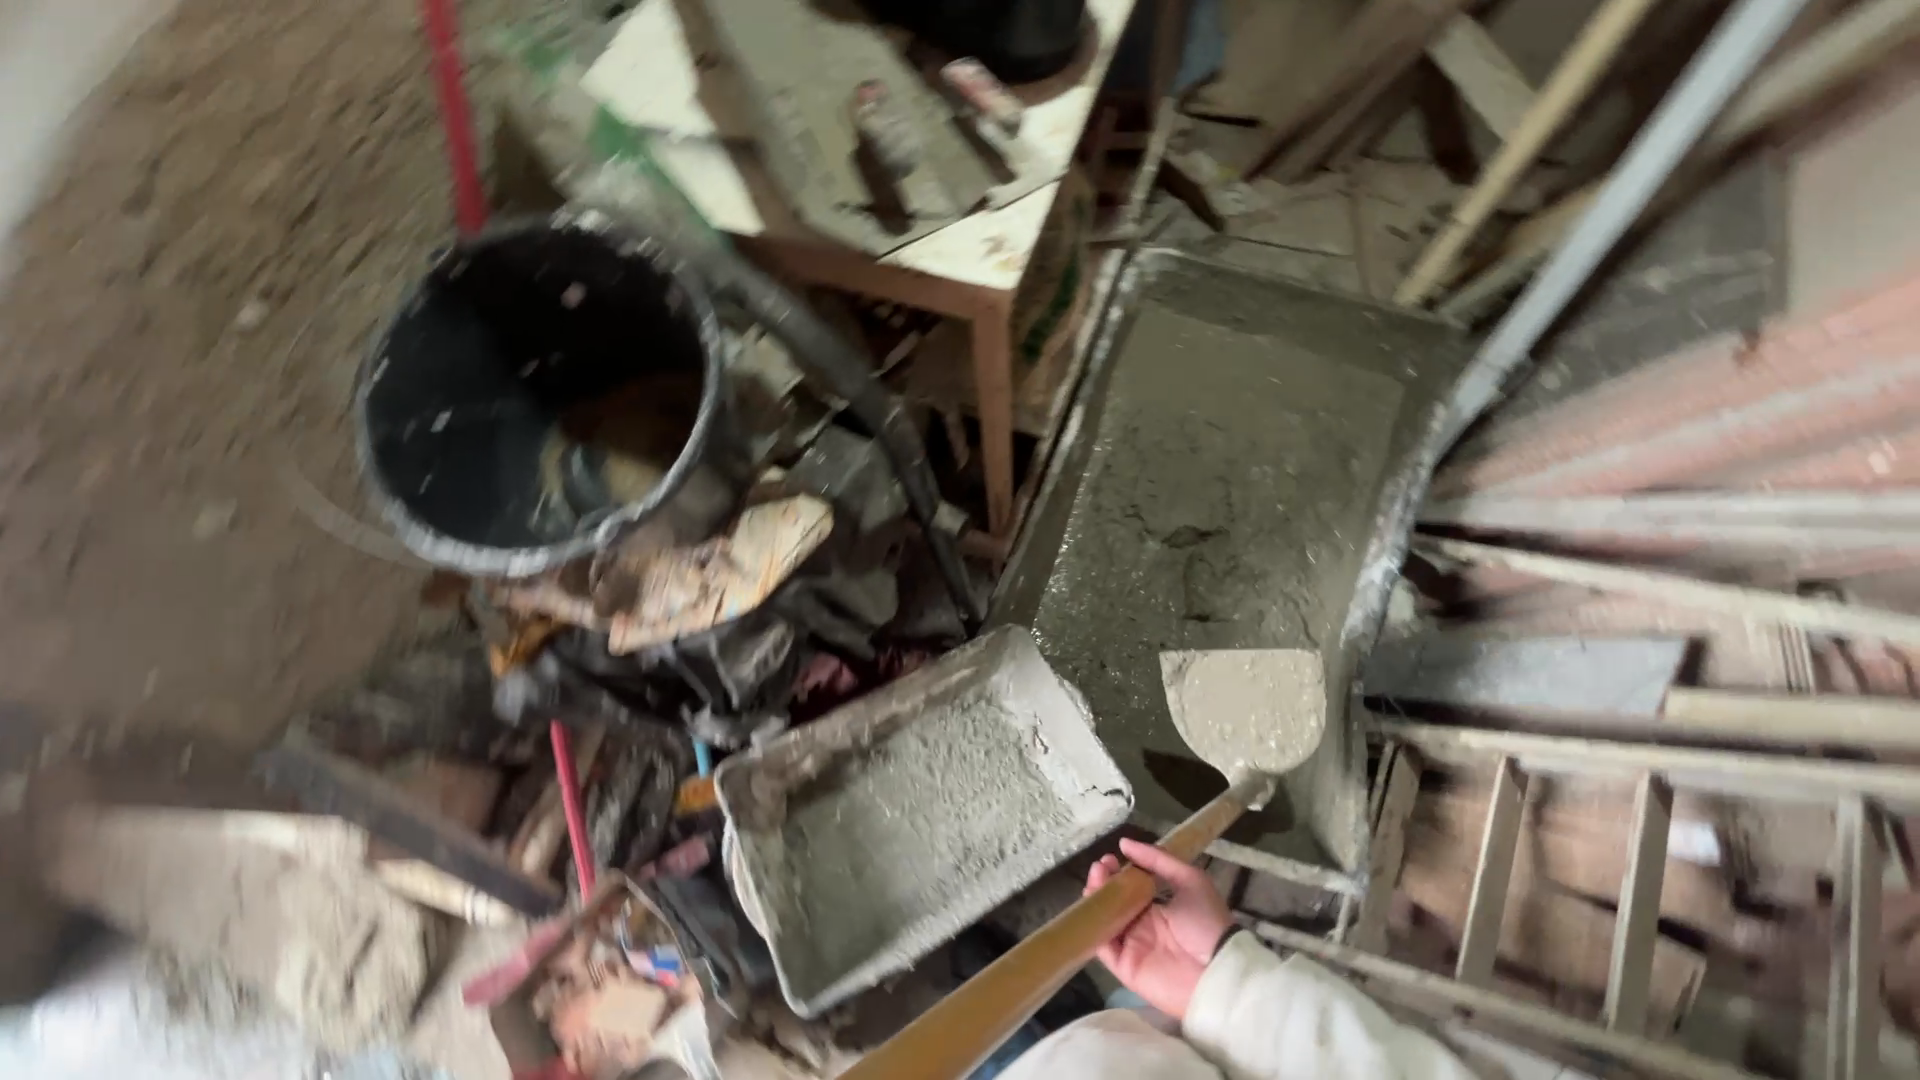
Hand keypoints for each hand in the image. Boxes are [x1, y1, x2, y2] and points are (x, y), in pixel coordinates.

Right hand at [1084, 838, 1232, 1020]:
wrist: (1218, 970)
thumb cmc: (1207, 922)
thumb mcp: (1190, 880)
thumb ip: (1159, 859)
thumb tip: (1124, 842)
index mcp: (1159, 908)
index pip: (1130, 887)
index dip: (1117, 872)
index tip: (1108, 858)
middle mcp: (1143, 926)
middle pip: (1114, 902)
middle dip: (1103, 882)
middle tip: (1099, 867)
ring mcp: (1133, 947)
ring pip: (1105, 921)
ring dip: (1095, 900)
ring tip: (1093, 881)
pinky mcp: (1125, 967)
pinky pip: (1103, 948)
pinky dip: (1092, 929)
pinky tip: (1089, 909)